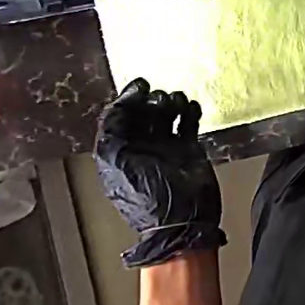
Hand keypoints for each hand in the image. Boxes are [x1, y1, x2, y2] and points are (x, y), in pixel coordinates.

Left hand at [95, 78, 224, 266]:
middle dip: (151, 100)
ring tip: (178, 102)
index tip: (140, 86)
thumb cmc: (149, 196)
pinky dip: (190, 111)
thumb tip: (117, 104)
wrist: (183, 219)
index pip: (118, 117)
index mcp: (119, 152)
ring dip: (171, 103)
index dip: (127, 99)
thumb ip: (112, 133)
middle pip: (144, 112)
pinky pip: (188, 122)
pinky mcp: (189, 148)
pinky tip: (191, 108)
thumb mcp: (119, 163)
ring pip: (166, 114)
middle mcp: (141, 147)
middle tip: (160, 98)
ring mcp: (166, 147)